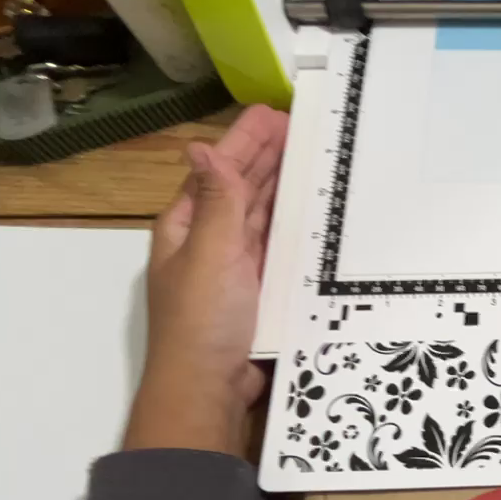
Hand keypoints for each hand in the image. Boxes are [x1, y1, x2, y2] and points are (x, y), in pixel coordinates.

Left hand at [124, 105, 288, 454]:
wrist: (211, 384)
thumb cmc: (204, 320)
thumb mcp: (210, 255)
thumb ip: (216, 204)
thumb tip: (202, 147)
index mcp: (189, 227)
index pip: (219, 172)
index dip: (244, 142)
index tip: (273, 115)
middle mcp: (213, 241)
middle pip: (241, 189)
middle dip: (266, 158)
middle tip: (298, 129)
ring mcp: (238, 266)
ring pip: (263, 215)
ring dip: (282, 187)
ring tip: (309, 160)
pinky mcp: (263, 289)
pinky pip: (280, 246)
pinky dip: (293, 225)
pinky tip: (311, 214)